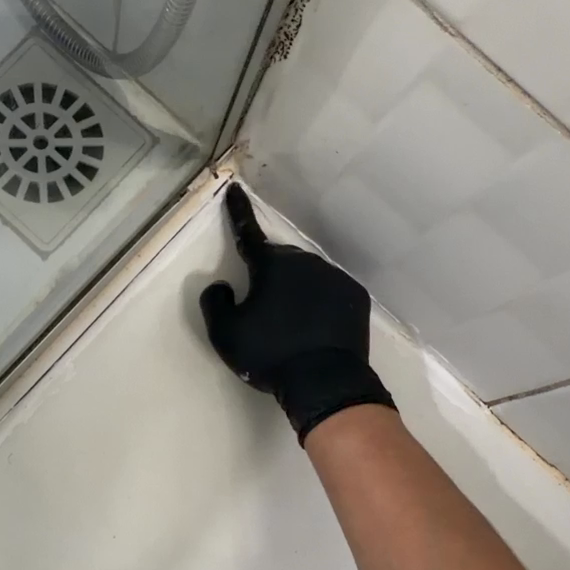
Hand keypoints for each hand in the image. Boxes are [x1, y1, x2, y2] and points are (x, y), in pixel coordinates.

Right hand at [199, 184, 394, 442]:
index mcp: (271, 266)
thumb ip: (214, 303)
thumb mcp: (225, 334)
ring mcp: (334, 278)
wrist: (324, 380)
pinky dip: (318, 302)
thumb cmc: (269, 354)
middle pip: (279, 260)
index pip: (248, 232)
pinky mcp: (355, 297)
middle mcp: (305, 262)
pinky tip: (314, 327)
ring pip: (306, 275)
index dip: (238, 212)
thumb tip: (220, 284)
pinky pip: (329, 292)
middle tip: (260, 302)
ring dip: (294, 289)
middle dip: (268, 273)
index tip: (235, 190)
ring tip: (289, 322)